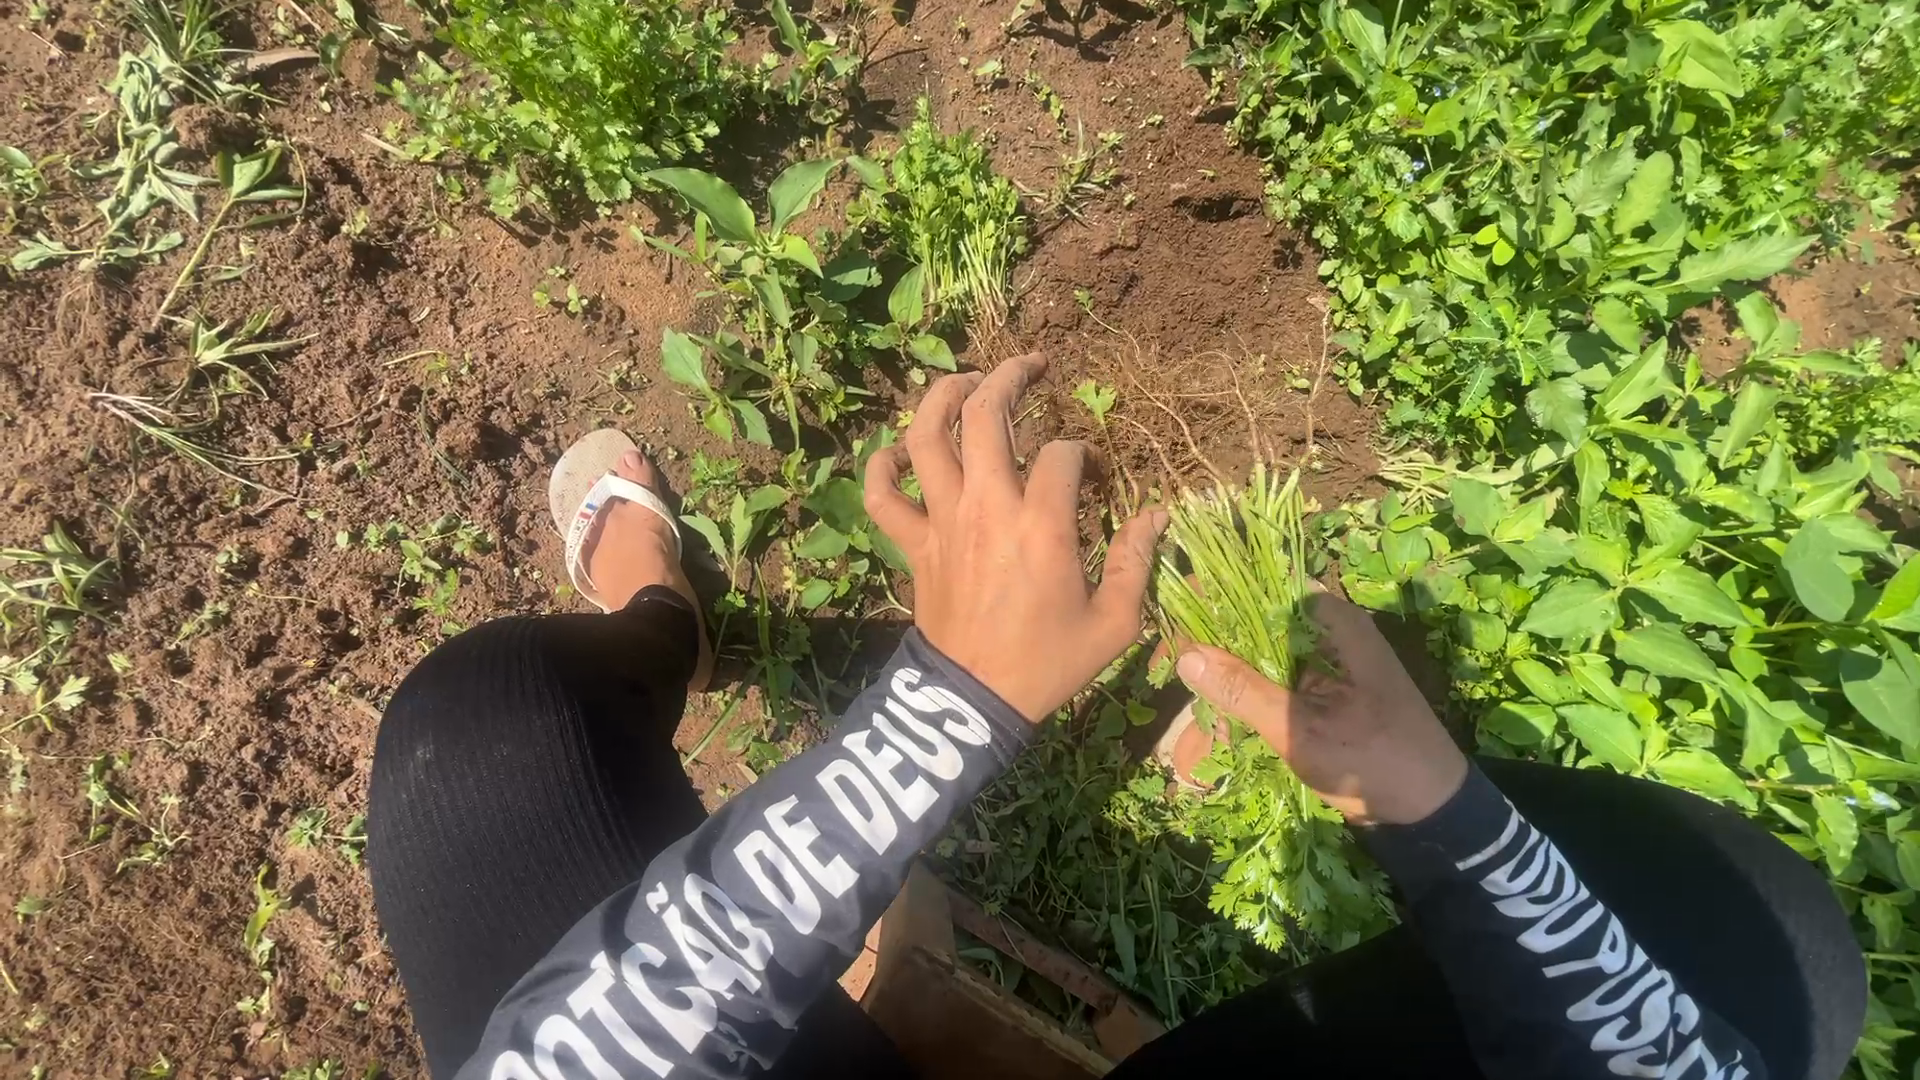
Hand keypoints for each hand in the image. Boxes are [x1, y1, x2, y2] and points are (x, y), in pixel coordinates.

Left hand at [862, 353, 1167, 721]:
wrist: (975, 702)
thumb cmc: (1048, 664)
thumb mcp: (1114, 623)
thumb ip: (1136, 562)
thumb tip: (1158, 515)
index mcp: (1042, 525)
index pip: (1064, 455)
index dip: (1085, 455)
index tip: (1092, 476)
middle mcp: (987, 508)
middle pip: (986, 415)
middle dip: (1010, 377)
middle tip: (1029, 366)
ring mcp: (942, 522)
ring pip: (926, 438)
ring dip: (942, 398)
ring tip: (965, 381)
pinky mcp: (914, 545)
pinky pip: (881, 497)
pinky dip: (880, 468)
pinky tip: (897, 453)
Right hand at [1175, 593, 1468, 824]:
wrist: (1430, 814)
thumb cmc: (1374, 763)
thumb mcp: (1301, 729)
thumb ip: (1244, 690)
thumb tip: (1185, 655)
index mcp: (1332, 622)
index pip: (1257, 588)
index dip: (1211, 599)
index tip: (1175, 628)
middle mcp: (1324, 630)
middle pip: (1250, 617)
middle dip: (1210, 643)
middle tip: (1169, 667)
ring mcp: (1320, 659)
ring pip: (1254, 650)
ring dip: (1223, 673)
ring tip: (1191, 702)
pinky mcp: (1315, 687)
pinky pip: (1267, 677)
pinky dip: (1242, 694)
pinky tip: (1217, 721)